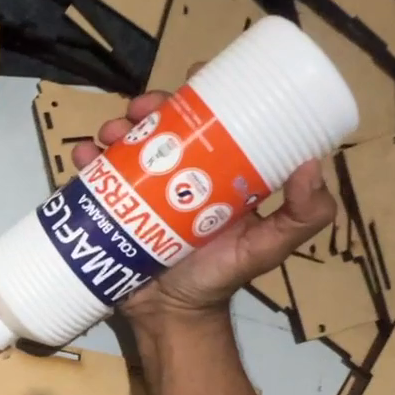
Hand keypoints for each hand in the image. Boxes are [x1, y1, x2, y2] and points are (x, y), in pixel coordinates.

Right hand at [73, 90, 336, 322]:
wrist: (168, 317)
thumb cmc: (217, 280)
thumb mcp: (266, 249)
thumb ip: (301, 217)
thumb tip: (313, 163)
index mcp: (215, 175)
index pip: (209, 123)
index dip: (199, 95)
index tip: (191, 77)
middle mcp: (177, 178)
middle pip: (160, 128)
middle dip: (146, 108)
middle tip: (138, 109)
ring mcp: (140, 195)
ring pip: (125, 148)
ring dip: (113, 130)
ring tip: (107, 136)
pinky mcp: (112, 213)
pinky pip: (96, 183)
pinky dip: (85, 165)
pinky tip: (82, 159)